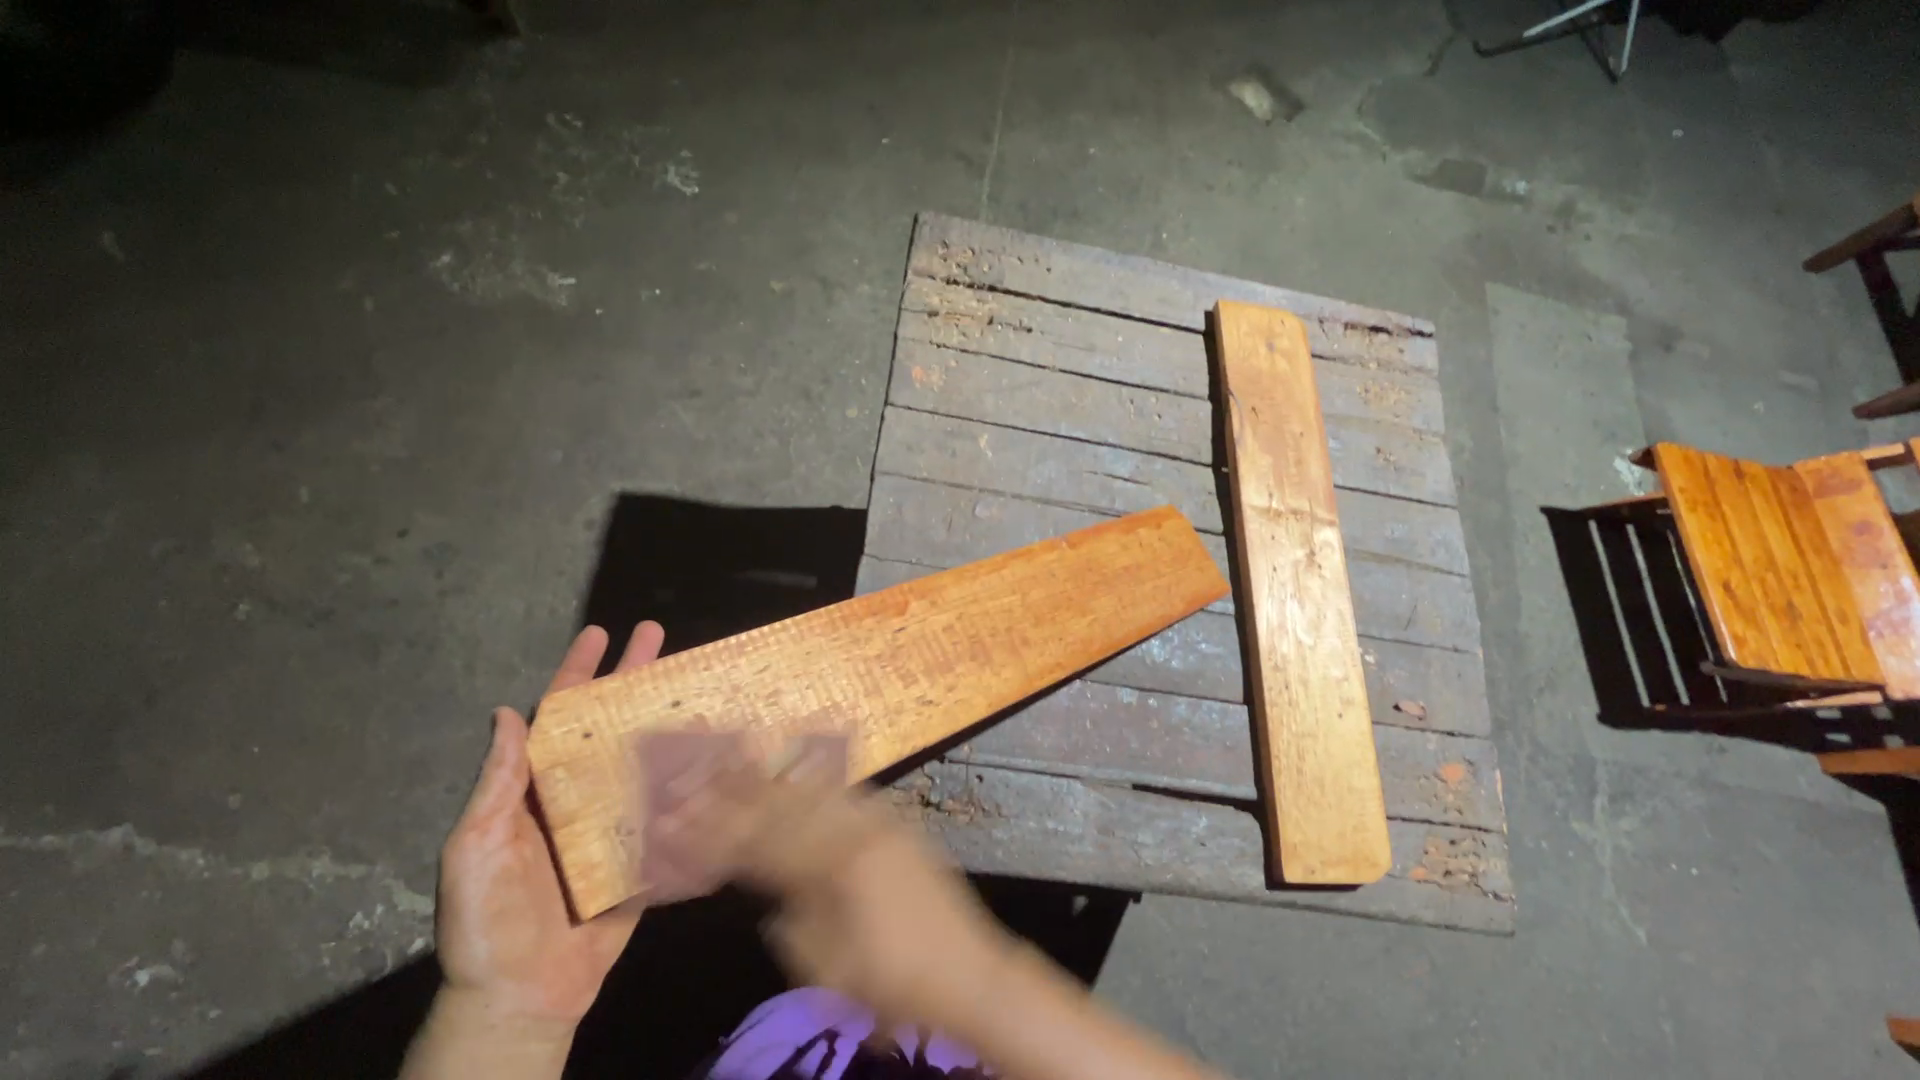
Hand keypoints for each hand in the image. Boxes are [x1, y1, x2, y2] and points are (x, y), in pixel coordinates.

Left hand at [432, 622, 665, 1030]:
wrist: (523, 995)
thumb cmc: (487, 921)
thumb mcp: (474, 848)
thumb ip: (498, 784)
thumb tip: (507, 712)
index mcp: (535, 788)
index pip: (558, 718)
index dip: (577, 674)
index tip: (599, 634)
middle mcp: (577, 795)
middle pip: (609, 725)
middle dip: (632, 679)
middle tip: (656, 636)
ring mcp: (612, 823)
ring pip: (645, 758)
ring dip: (668, 719)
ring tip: (696, 682)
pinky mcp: (642, 854)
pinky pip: (668, 810)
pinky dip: (691, 781)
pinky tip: (716, 753)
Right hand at [656, 758, 1016, 1032]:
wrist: (973, 974)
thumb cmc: (898, 983)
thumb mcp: (830, 970)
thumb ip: (793, 927)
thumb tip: (773, 904)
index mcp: (837, 868)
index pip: (761, 843)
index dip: (716, 833)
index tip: (678, 820)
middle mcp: (860, 832)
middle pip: (785, 806)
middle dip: (737, 791)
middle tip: (697, 772)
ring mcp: (884, 823)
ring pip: (817, 791)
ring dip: (775, 777)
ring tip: (739, 757)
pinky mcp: (901, 826)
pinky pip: (851, 794)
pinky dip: (819, 783)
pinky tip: (802, 774)